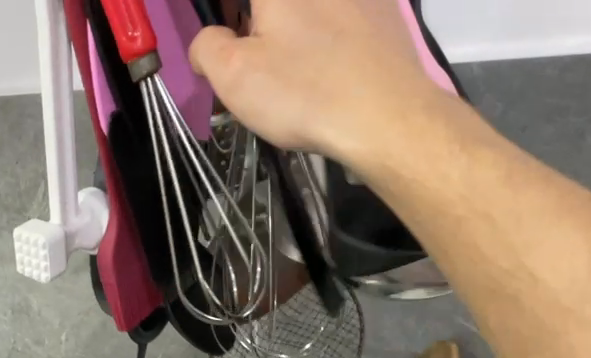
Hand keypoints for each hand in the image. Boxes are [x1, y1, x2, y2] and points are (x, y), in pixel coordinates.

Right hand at [189, 0, 451, 165]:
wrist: (384, 114)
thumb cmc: (300, 93)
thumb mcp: (233, 75)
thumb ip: (207, 47)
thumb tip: (206, 41)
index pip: (242, 3)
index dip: (229, 22)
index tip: (227, 44)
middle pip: (274, 10)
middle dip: (258, 29)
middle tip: (256, 65)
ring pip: (309, 15)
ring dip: (292, 36)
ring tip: (292, 73)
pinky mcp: (382, 10)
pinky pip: (341, 17)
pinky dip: (327, 37)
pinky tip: (329, 68)